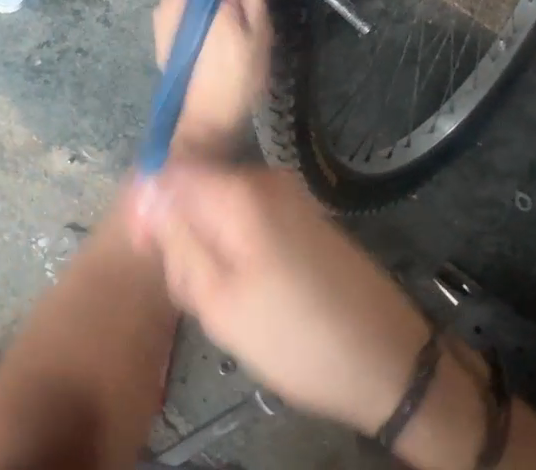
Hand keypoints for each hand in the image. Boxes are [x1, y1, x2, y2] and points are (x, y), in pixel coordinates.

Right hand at [127, 163, 430, 432]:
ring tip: (225, 306)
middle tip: (194, 295)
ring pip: (221, 210)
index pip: (167, 172)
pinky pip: (250, 221)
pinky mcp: (306, 218)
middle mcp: (265, 179)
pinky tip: (251, 298)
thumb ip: (177, 240)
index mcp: (238, 191)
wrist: (390, 363)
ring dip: (210, 251)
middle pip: (195, 191)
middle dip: (183, 237)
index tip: (145, 254)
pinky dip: (239, 254)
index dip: (149, 210)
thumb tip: (145, 193)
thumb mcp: (217, 300)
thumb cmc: (296, 338)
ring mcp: (290, 197)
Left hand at [152, 0, 273, 156]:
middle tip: (248, 17)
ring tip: (230, 32)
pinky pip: (184, 7)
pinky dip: (198, 15)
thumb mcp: (258, 33)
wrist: (204, 120)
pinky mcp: (160, 28)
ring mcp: (166, 12)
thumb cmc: (240, 78)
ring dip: (213, 2)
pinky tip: (210, 39)